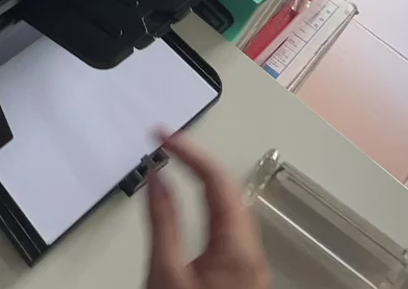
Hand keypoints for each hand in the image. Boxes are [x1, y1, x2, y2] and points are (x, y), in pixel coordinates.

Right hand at [145, 131, 269, 288]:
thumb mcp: (166, 273)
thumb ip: (162, 220)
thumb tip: (157, 177)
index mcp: (236, 247)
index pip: (215, 180)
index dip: (188, 149)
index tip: (159, 134)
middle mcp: (251, 253)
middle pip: (228, 190)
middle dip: (196, 159)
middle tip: (164, 141)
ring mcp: (249, 267)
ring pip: (230, 207)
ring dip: (203, 179)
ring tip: (175, 160)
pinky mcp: (241, 278)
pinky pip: (227, 225)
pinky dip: (207, 201)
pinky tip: (191, 199)